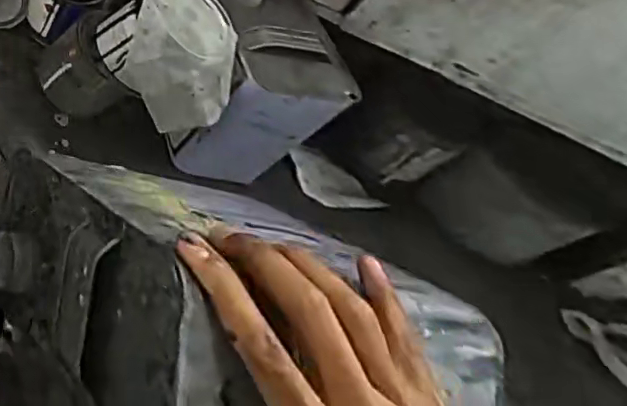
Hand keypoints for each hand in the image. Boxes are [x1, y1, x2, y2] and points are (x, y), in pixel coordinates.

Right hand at [176, 232, 443, 405]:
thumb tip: (228, 347)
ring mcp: (406, 401)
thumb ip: (259, 401)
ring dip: (306, 265)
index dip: (220, 285)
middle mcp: (362, 404)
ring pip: (353, 311)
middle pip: (308, 310)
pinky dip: (386, 298)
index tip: (190, 248)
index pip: (259, 341)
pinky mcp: (437, 405)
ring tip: (270, 242)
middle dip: (260, 261)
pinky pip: (408, 341)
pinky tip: (364, 263)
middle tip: (225, 237)